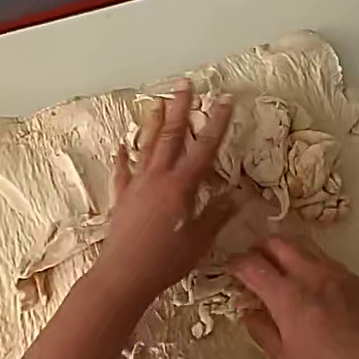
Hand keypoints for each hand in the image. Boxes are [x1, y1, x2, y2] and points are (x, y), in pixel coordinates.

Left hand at [86, 79, 237, 310]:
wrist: (124, 274)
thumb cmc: (166, 261)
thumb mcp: (200, 241)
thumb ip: (217, 215)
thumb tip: (237, 195)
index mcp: (181, 186)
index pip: (204, 148)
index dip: (216, 122)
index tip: (224, 99)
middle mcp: (157, 178)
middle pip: (171, 136)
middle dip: (180, 108)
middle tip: (185, 84)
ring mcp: (137, 185)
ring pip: (147, 147)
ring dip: (153, 123)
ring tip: (157, 101)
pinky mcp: (121, 197)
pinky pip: (122, 171)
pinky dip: (123, 157)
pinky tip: (121, 144)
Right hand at [230, 235, 358, 358]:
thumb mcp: (284, 356)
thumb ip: (260, 329)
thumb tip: (247, 311)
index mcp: (287, 296)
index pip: (251, 264)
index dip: (234, 263)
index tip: (229, 268)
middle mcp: (307, 274)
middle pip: (274, 241)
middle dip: (257, 247)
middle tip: (252, 262)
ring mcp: (331, 270)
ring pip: (298, 241)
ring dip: (281, 248)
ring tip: (277, 264)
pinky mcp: (349, 274)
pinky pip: (320, 255)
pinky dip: (305, 258)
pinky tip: (306, 279)